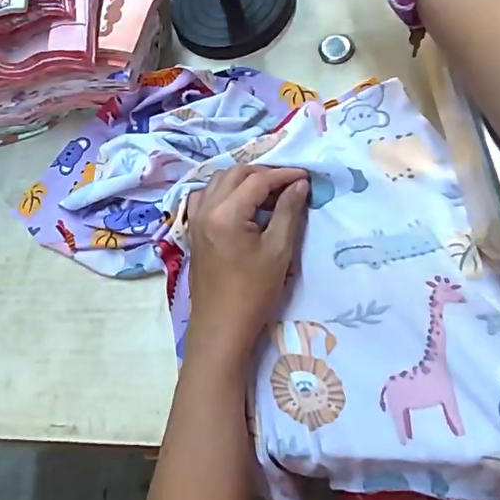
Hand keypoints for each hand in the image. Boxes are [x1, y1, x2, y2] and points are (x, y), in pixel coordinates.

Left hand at [184, 165, 309, 366]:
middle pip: (235, 174)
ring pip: (218, 182)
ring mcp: (195, 219)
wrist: (222, 326)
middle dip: (263, 174)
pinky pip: (207, 197)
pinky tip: (243, 206)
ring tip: (269, 194)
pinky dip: (226, 192)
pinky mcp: (193, 229)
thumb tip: (299, 185)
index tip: (306, 176)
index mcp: (225, 213)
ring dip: (244, 180)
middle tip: (289, 184)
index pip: (257, 180)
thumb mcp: (278, 251)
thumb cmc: (254, 291)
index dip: (284, 175)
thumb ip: (289, 212)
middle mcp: (205, 209)